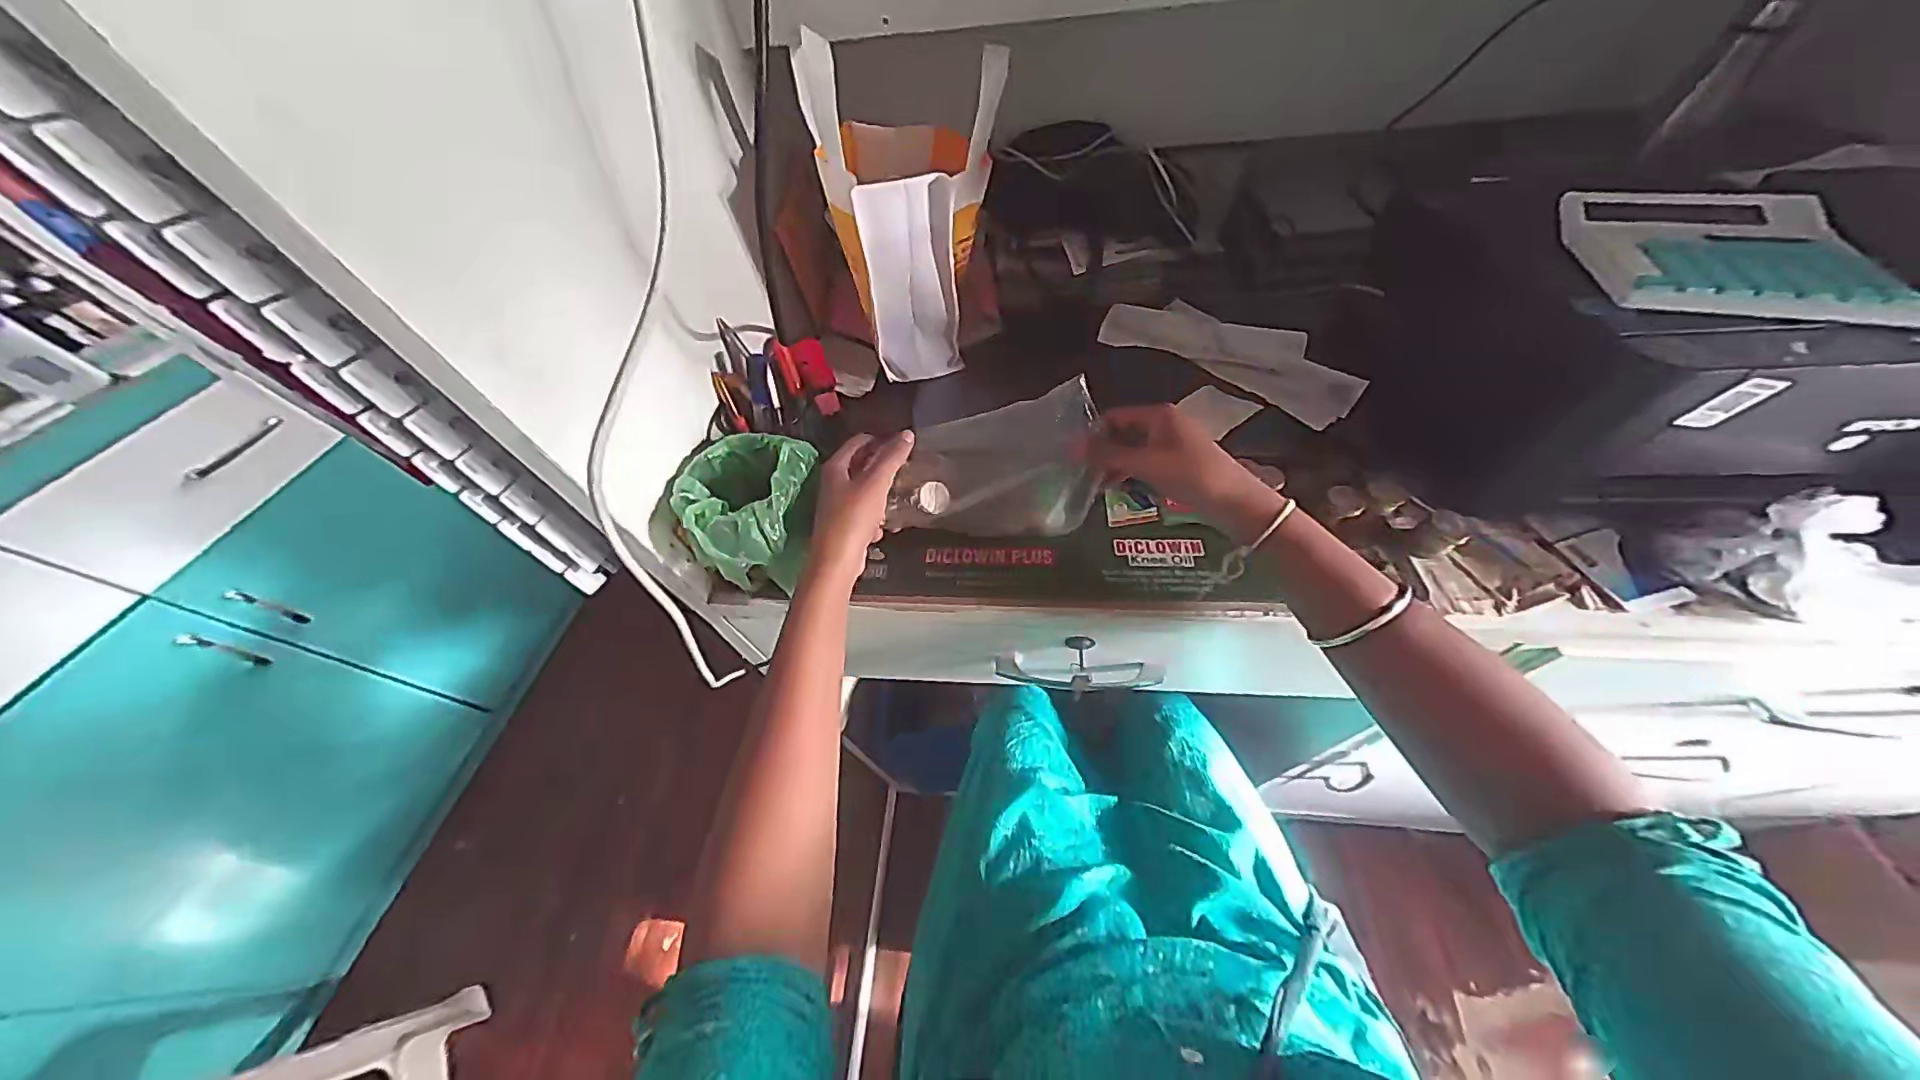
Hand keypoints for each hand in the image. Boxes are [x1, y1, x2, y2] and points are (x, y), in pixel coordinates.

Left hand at [808, 431, 913, 588]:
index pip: (858, 442)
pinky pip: (864, 513)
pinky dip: (875, 517)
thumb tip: (907, 435)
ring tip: (896, 499)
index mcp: (836, 467)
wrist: (838, 560)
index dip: (880, 439)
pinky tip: (882, 526)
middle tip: (903, 469)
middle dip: (883, 468)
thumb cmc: (854, 516)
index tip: (901, 445)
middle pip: (861, 466)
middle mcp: (832, 483)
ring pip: (865, 491)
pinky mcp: (844, 525)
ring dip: (881, 494)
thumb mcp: (876, 483)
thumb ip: (892, 458)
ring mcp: (837, 505)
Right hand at [1087, 404, 1283, 543]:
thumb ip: (1108, 455)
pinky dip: (1131, 474)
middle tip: (1082, 474)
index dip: (1093, 433)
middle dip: (1103, 452)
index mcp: (1159, 416)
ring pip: (1134, 451)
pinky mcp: (1178, 465)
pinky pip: (1146, 464)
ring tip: (1098, 485)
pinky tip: (1119, 489)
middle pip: (1124, 433)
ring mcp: (1173, 445)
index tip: (1074, 455)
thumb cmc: (1190, 475)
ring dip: (1115, 466)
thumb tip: (1072, 446)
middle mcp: (1165, 425)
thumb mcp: (1145, 464)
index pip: (1115, 416)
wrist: (1235, 502)